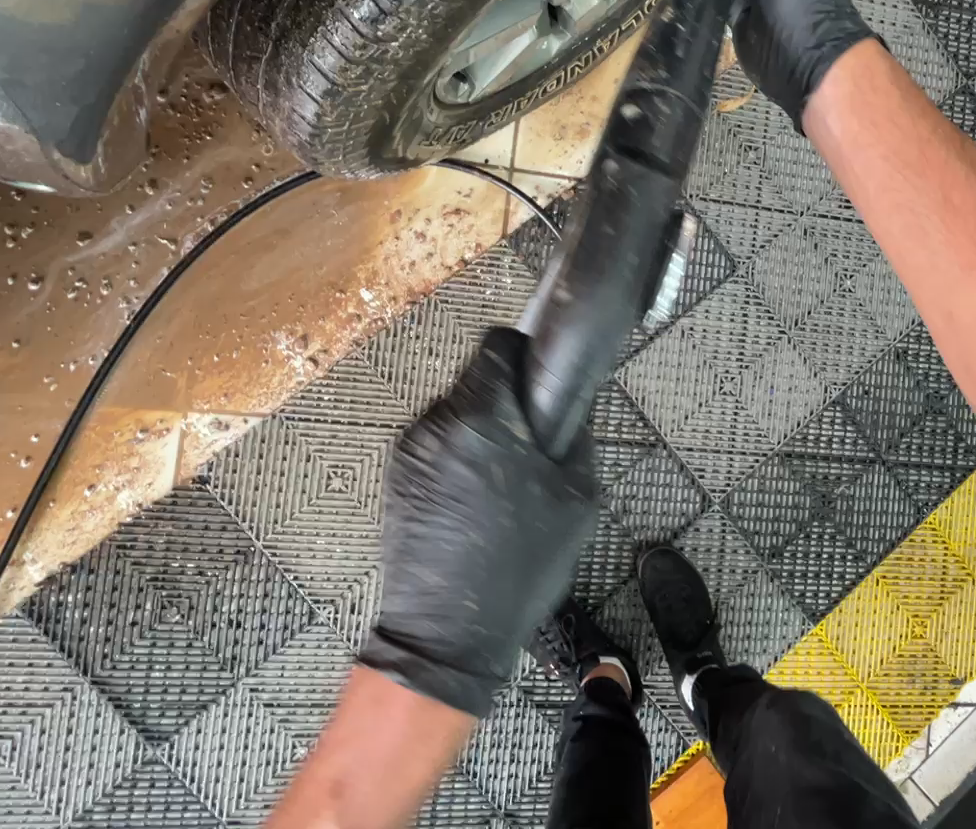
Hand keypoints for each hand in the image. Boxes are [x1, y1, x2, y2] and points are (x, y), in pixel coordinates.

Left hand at [359, 327, 598, 715]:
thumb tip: (567, 404)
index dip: (525, 353)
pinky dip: (459, 454)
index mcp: (484, 418)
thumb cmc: (520, 565)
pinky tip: (475, 499)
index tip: (542, 380)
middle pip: (477, 377)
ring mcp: (410, 449)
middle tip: (531, 443)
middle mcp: (438, 422)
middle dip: (507, 399)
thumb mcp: (578, 499)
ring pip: (457, 411)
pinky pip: (437, 443)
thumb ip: (575, 437)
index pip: (498, 344)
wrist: (447, 632)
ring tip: (504, 480)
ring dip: (482, 428)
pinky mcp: (396, 476)